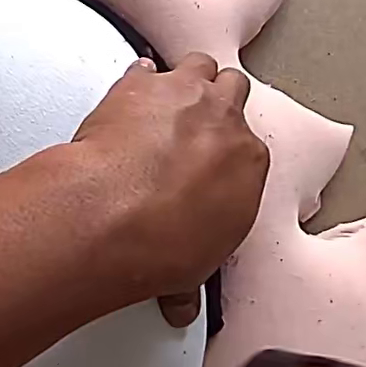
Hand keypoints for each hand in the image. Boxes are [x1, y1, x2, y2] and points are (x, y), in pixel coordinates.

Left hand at [68, 52, 267, 326]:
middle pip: (232, 90)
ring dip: (185, 78)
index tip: (210, 161)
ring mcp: (182, 96)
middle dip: (215, 101)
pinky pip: (143, 68)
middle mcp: (223, 120)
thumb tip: (181, 302)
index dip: (226, 150)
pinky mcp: (138, 85)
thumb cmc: (159, 239)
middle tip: (195, 120)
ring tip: (166, 97)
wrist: (116, 217)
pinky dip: (135, 79)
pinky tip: (125, 95)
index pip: (248, 145)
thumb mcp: (192, 270)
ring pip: (199, 65)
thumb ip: (191, 276)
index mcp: (249, 161)